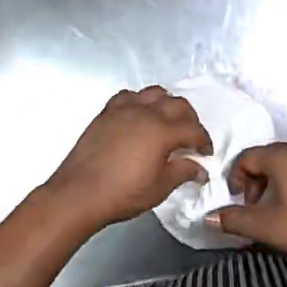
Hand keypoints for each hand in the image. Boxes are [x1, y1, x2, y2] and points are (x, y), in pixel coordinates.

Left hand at [37, 87, 211, 232]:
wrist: (80, 192)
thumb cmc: (123, 193)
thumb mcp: (160, 187)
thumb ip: (183, 172)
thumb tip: (200, 169)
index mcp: (162, 131)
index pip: (193, 129)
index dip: (203, 140)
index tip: (205, 152)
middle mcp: (145, 112)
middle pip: (177, 104)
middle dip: (190, 118)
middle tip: (191, 136)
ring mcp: (123, 109)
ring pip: (153, 93)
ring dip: (167, 104)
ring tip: (168, 120)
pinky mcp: (106, 112)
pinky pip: (128, 96)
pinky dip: (140, 101)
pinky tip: (139, 115)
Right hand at [213, 143, 286, 275]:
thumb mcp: (266, 227)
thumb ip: (233, 219)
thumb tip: (207, 218)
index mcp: (281, 156)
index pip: (246, 157)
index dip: (235, 178)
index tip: (238, 201)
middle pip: (267, 158)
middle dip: (256, 180)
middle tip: (255, 207)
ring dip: (276, 182)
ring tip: (278, 209)